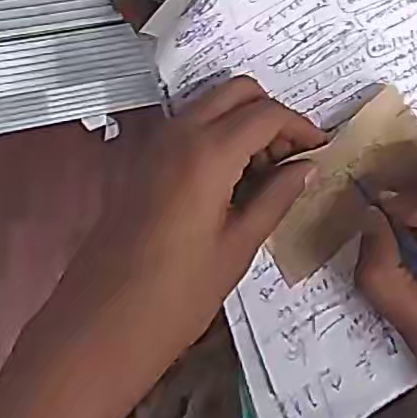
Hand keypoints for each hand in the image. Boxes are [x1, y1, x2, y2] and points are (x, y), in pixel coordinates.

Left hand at [0, 77, 323, 417]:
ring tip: (263, 173)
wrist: (97, 327)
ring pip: (212, 103)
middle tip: (289, 157)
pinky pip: (190, 124)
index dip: (300, 125)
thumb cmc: (176, 297)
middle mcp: (180, 132)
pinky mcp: (142, 159)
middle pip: (237, 90)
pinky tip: (230, 180)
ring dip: (243, 120)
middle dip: (270, 113)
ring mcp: (156, 142)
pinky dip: (218, 133)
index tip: (320, 149)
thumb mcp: (237, 247)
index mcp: (208, 152)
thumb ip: (276, 197)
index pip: (267, 113)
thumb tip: (307, 167)